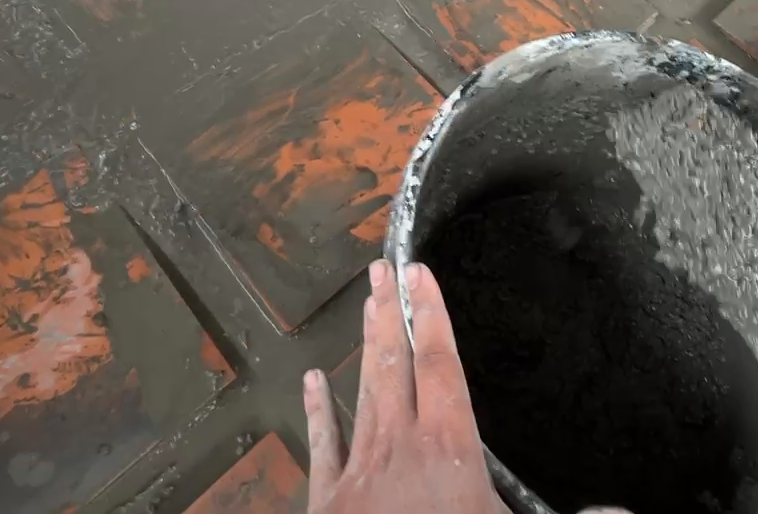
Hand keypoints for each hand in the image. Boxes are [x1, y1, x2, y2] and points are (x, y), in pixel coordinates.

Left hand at [302, 259, 504, 513]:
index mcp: (447, 446)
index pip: (440, 362)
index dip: (432, 313)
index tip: (420, 271)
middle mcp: (399, 444)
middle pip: (395, 362)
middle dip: (391, 311)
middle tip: (383, 267)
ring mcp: (358, 470)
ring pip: (363, 390)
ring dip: (366, 342)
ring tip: (366, 300)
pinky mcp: (328, 500)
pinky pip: (324, 445)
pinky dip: (318, 411)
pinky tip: (310, 379)